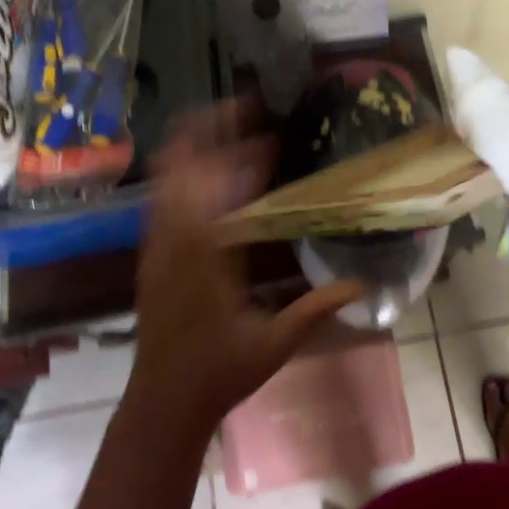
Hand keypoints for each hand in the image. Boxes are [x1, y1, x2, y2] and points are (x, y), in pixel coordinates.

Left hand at [125, 105, 362, 435]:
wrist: (161, 402)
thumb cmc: (220, 375)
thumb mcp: (274, 346)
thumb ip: (314, 311)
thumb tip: (360, 284)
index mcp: (209, 264)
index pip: (224, 195)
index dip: (245, 158)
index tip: (271, 135)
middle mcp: (176, 245)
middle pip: (186, 170)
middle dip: (213, 131)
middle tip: (246, 106)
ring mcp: (155, 247)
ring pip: (165, 179)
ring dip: (193, 144)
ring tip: (221, 115)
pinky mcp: (148, 254)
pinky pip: (157, 199)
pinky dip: (177, 170)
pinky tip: (195, 157)